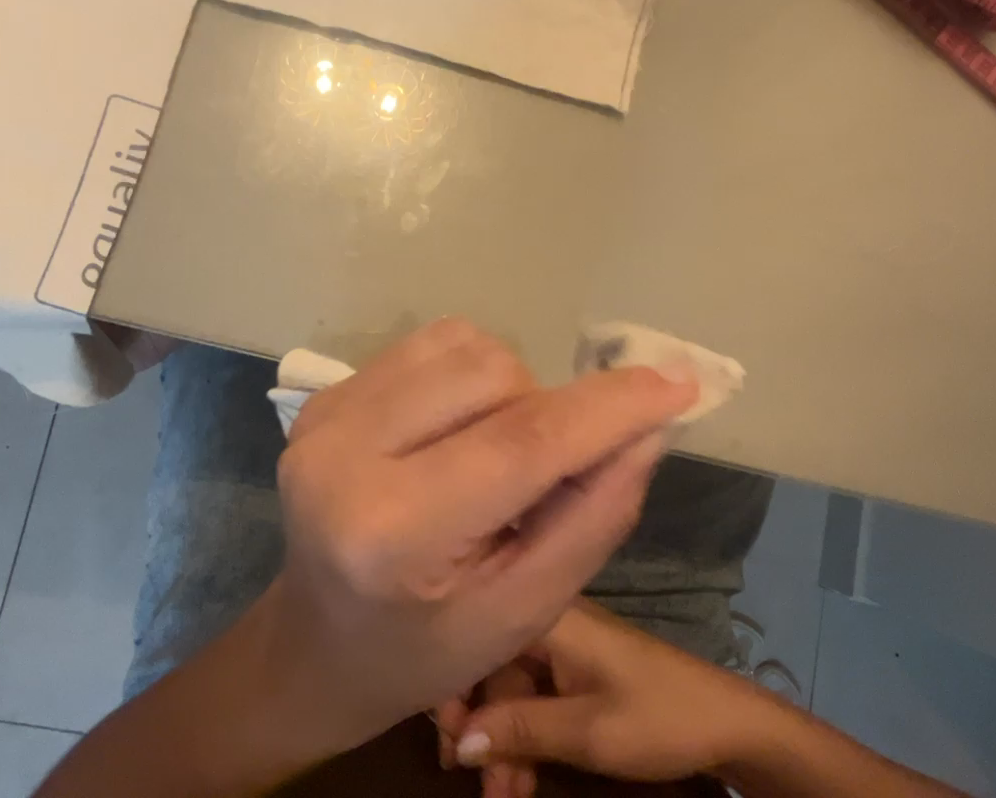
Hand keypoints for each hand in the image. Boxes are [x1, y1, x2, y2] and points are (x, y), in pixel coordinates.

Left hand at [255, 318, 696, 753]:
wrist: (317, 643)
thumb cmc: (425, 649)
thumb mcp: (524, 609)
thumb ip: (592, 515)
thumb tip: (649, 427)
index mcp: (391, 530)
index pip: (520, 445)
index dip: (608, 409)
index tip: (679, 385)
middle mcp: (343, 453)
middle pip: (492, 374)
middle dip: (548, 410)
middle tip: (542, 475)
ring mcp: (326, 415)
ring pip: (463, 346)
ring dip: (508, 390)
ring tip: (495, 456)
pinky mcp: (325, 394)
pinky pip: (429, 347)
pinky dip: (469, 377)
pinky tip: (456, 433)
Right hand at [446, 601, 773, 786]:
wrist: (731, 725)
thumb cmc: (659, 717)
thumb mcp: (588, 732)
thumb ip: (520, 729)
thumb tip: (458, 741)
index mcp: (551, 618)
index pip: (481, 635)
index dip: (456, 684)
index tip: (449, 738)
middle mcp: (552, 621)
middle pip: (493, 665)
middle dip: (481, 725)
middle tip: (470, 780)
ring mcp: (566, 645)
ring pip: (513, 686)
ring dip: (503, 740)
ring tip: (502, 797)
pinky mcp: (579, 668)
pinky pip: (535, 694)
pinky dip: (526, 734)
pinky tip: (521, 777)